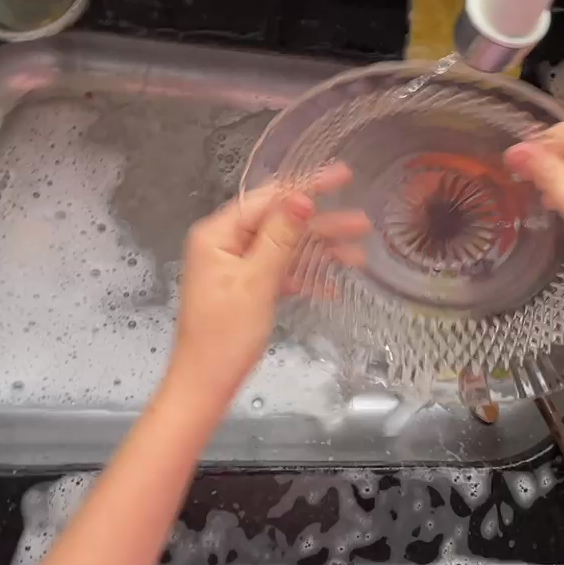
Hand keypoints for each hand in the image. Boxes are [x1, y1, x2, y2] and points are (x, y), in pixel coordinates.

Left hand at [168, 163, 368, 405]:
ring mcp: (236, 266)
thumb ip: (279, 237)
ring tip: (359, 253)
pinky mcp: (247, 287)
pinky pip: (282, 270)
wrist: (204, 388)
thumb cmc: (222, 337)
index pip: (268, 198)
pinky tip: (333, 282)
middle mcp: (226, 244)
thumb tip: (301, 198)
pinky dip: (306, 274)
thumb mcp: (256, 282)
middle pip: (281, 221)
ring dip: (320, 250)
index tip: (340, 176)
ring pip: (286, 247)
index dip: (307, 185)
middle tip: (360, 220)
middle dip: (322, 223)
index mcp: (218, 234)